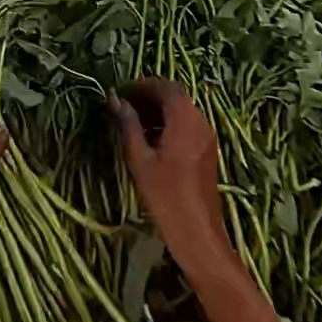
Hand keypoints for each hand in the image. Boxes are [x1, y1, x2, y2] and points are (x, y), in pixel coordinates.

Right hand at [113, 81, 318, 321]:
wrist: (198, 235)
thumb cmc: (165, 197)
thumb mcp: (140, 158)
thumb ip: (128, 125)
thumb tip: (114, 99)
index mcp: (184, 118)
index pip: (164, 87)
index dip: (141, 86)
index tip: (120, 93)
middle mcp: (200, 121)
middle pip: (174, 95)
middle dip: (149, 96)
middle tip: (124, 105)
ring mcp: (206, 136)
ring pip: (182, 109)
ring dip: (159, 109)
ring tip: (133, 121)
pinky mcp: (207, 150)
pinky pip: (187, 124)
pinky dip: (169, 122)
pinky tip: (151, 139)